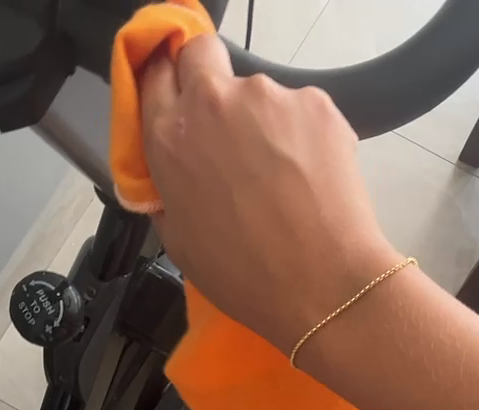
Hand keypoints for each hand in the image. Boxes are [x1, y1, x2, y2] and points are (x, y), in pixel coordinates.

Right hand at [139, 35, 401, 351]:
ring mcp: (268, 97)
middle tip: (231, 131)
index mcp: (170, 138)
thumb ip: (167, 192)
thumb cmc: (248, 279)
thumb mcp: (180, 244)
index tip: (182, 104)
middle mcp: (212, 103)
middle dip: (210, 79)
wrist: (323, 287)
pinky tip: (312, 180)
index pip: (155, 74)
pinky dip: (305, 138)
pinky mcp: (316, 103)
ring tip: (284, 179)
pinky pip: (303, 112)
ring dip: (266, 124)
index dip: (170, 88)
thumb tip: (171, 177)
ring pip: (260, 94)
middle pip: (202, 54)